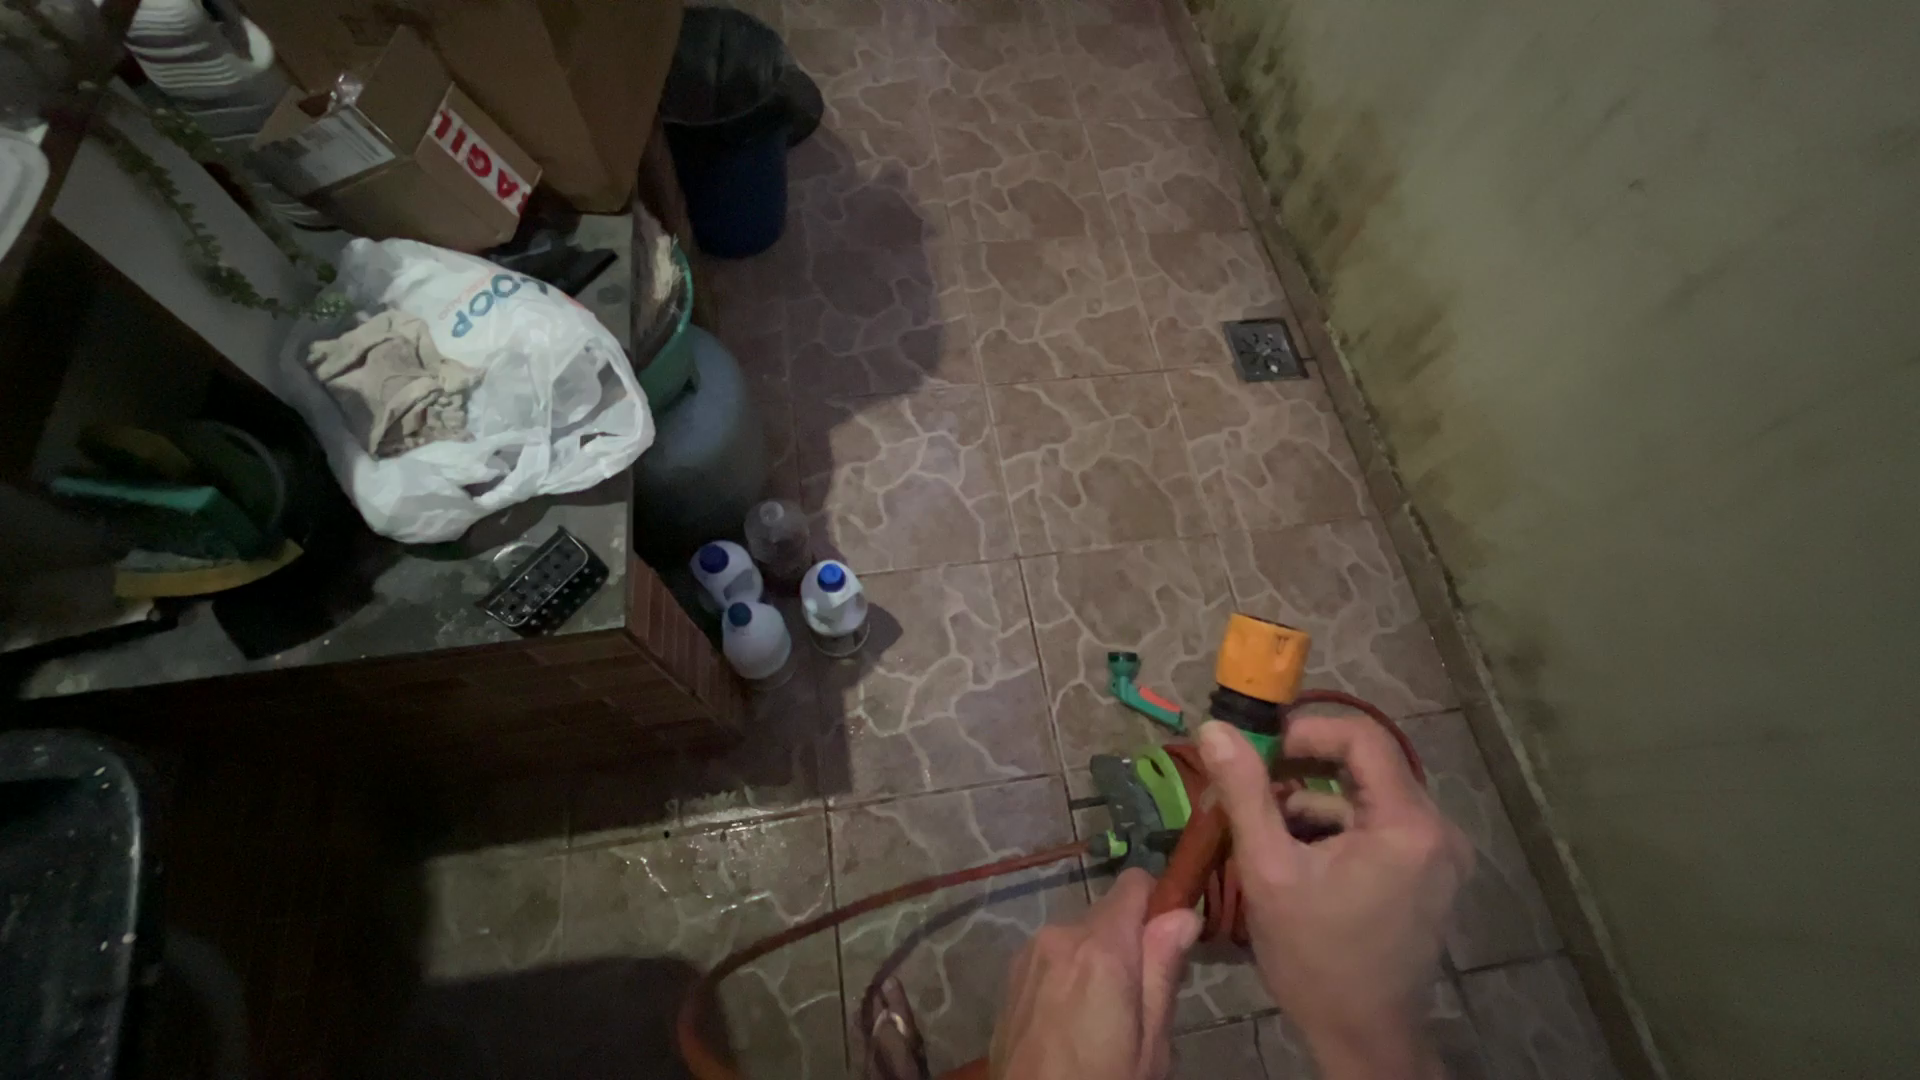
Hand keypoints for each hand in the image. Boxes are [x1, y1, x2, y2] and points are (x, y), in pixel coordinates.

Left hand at [989, 868, 1201, 1079]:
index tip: (1168, 939)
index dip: (1156, 903)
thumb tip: (1183, 912)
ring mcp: (1031, 949)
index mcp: (1102, 947)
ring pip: (1079, 933)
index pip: (1134, 883)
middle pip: (1107, 912)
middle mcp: (1062, 933)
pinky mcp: (1012, 969)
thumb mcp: (1150, 1044)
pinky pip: (1053, 952)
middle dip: (1128, 941)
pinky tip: (1068, 1017)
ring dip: (1095, 956)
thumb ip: (1163, 970)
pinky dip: (1068, 970)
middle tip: (1137, 997)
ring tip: (1100, 1015)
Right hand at [1198, 716, 1472, 1079]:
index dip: (1306, 730)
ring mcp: (1437, 853)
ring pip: (1364, 793)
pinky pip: (1373, 822)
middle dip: (1302, 767)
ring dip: (1311, 799)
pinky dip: (1331, 825)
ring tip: (1262, 827)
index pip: (1363, 737)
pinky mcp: (1427, 871)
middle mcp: (1436, 829)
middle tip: (1251, 783)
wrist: (1362, 1038)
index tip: (1259, 750)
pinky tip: (1293, 853)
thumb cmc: (1313, 955)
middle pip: (1365, 764)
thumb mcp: (1268, 867)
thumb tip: (1214, 727)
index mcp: (1407, 825)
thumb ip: (1243, 791)